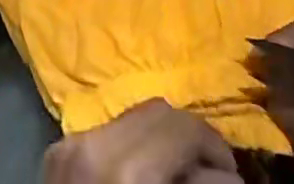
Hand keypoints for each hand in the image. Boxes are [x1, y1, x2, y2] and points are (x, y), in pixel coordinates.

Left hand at [43, 99, 243, 183]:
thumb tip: (226, 177)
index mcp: (132, 177)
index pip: (190, 135)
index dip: (221, 160)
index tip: (234, 180)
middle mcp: (98, 149)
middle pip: (166, 116)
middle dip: (195, 143)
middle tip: (213, 174)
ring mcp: (73, 147)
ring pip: (139, 115)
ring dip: (165, 141)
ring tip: (181, 174)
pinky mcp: (59, 152)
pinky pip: (112, 130)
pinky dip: (135, 147)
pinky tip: (145, 176)